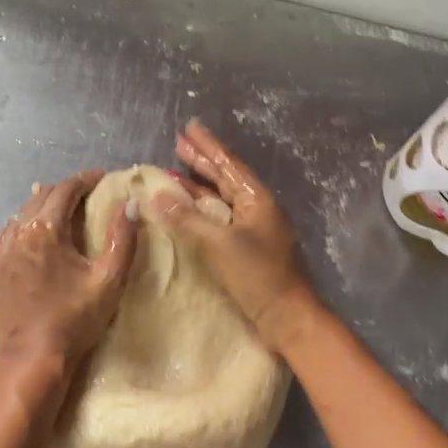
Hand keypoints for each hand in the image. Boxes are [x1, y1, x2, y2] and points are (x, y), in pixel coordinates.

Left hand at [0, 170, 138, 375]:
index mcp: (46, 228)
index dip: (86, 180)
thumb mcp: (109, 280)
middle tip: (88, 196)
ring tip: (66, 214)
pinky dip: (28, 224)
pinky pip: (11, 232)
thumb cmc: (75, 320)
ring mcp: (2, 249)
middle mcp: (19, 230)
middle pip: (43, 195)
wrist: (31, 358)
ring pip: (24, 212)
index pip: (66, 189)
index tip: (103, 178)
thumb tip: (130, 204)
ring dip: (45, 206)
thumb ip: (122, 239)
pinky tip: (39, 236)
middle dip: (66, 190)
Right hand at [155, 119, 318, 351]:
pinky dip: (202, 206)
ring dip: (200, 182)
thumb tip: (158, 195)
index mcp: (257, 199)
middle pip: (226, 176)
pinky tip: (186, 206)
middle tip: (179, 142)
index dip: (208, 145)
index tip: (189, 127)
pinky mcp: (246, 247)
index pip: (228, 164)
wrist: (288, 319)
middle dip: (202, 159)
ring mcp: (253, 228)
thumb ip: (188, 218)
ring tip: (177, 168)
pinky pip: (220, 215)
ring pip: (222, 196)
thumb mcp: (220, 244)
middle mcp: (257, 208)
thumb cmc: (258, 276)